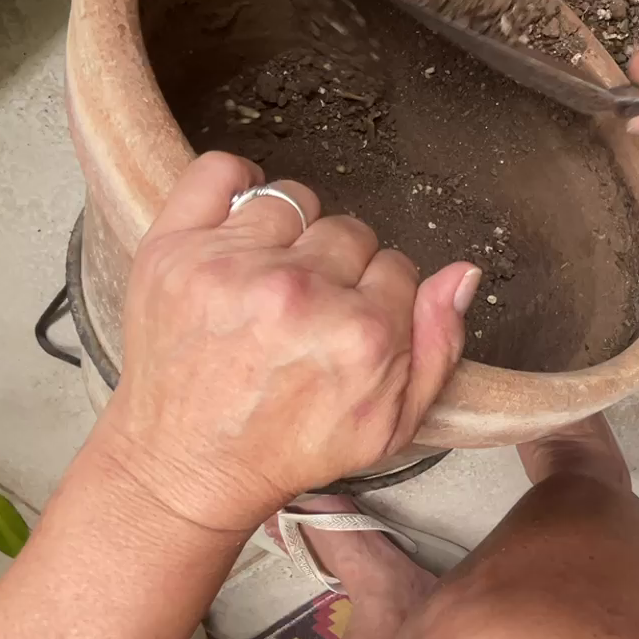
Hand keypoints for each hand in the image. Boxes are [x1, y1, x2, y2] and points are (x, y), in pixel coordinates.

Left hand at [89, 153, 480, 532]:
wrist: (189, 468)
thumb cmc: (292, 448)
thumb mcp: (394, 424)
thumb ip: (440, 346)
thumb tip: (463, 273)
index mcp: (362, 333)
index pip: (399, 265)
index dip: (381, 294)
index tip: (353, 322)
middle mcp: (301, 292)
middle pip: (351, 232)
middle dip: (340, 268)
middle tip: (311, 312)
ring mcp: (233, 266)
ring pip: (295, 201)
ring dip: (293, 236)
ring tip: (272, 281)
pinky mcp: (175, 250)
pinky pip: (219, 171)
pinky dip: (235, 183)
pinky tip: (243, 225)